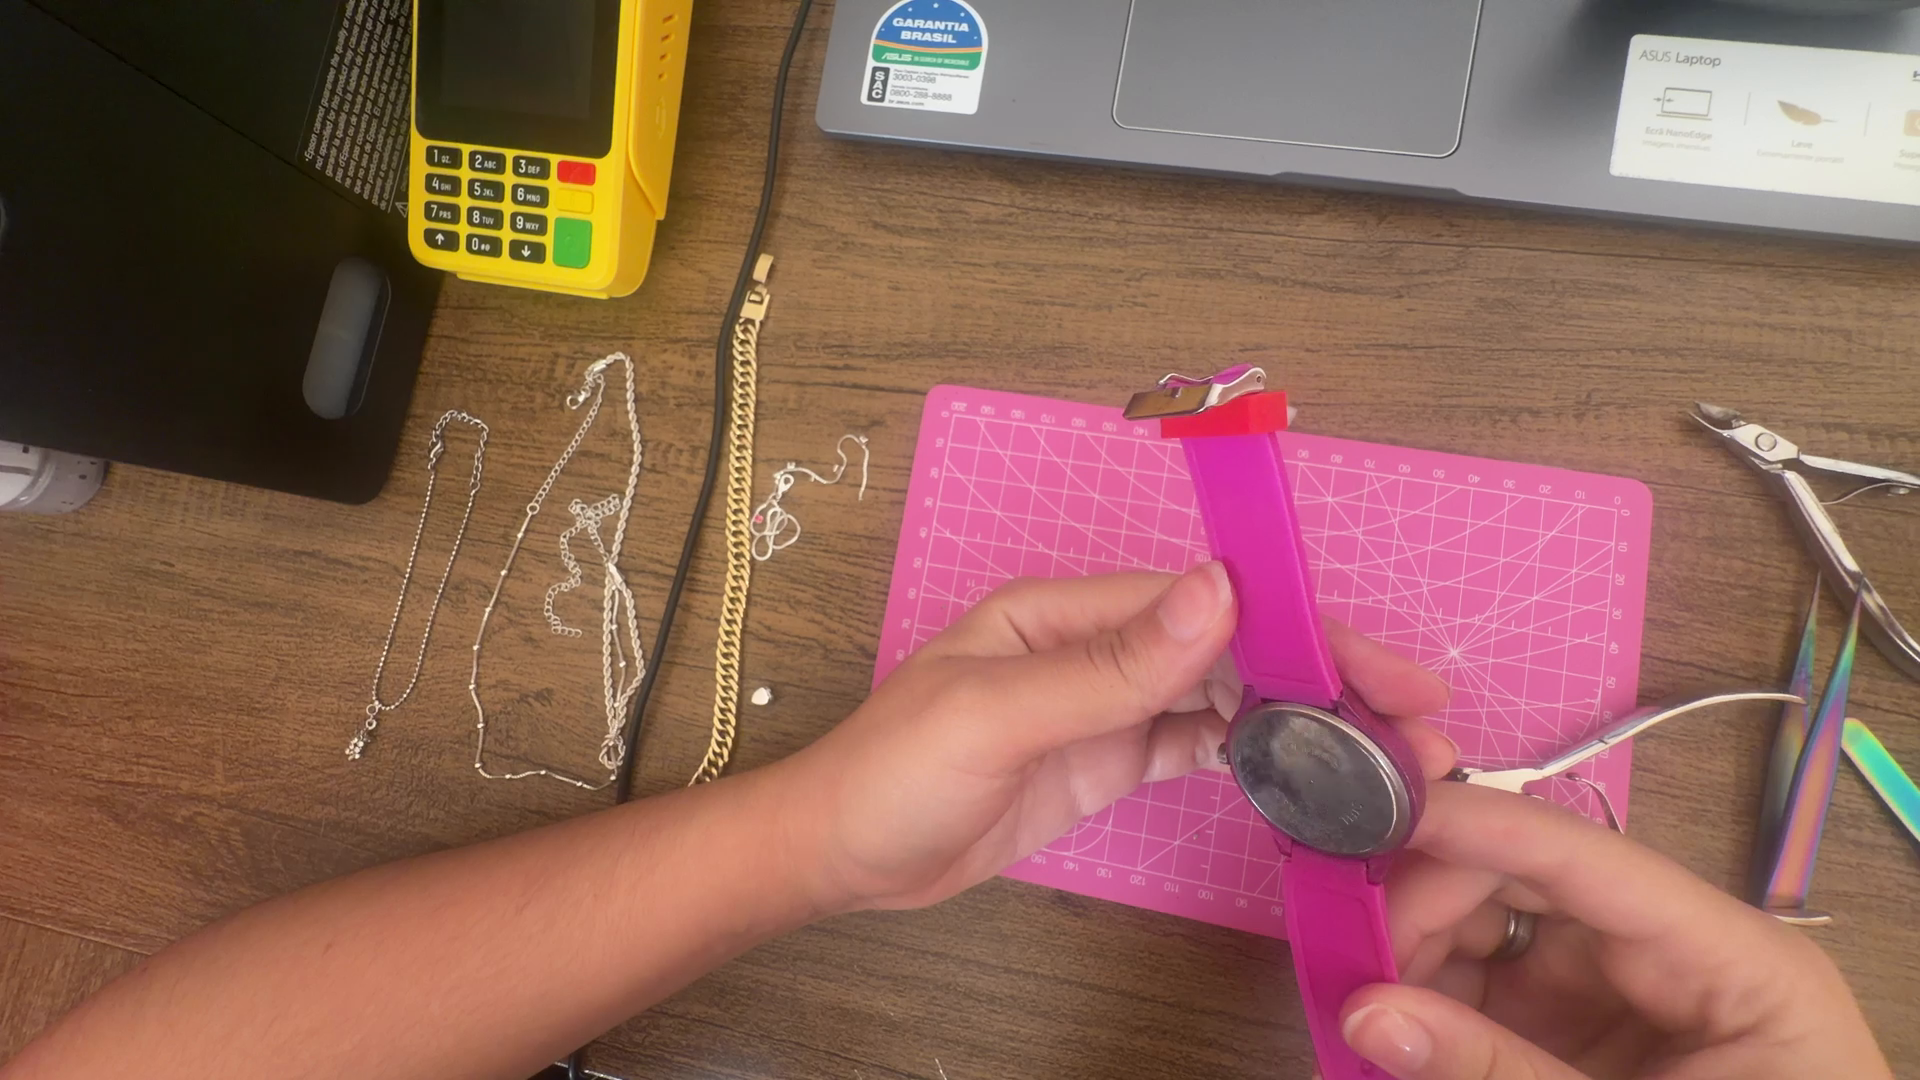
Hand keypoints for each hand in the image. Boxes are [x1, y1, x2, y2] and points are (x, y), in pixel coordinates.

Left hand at [782, 565, 1455, 911]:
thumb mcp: (998, 713)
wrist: (848, 852)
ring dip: (1292, 715)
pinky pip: (1188, 743)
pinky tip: (1296, 769)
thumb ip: (1109, 664)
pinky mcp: (1103, 758)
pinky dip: (1246, 752)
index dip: (1287, 626)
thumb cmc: (897, 770)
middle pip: (1219, 646)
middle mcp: (1090, 647)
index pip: (1194, 603)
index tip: (1372, 664)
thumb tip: (1216, 591)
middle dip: (1313, 673)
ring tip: (1376, 750)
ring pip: (1215, 695)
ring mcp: (1101, 705)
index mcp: (1062, 613)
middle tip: (1410, 719)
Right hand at [1340, 783, 1893, 1079]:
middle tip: (1349, 945)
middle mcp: (1652, 938)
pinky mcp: (1562, 1004)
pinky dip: (1420, 979)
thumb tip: (1356, 1013)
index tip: (1358, 819)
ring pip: (1477, 909)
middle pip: (1509, 871)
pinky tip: (1385, 1006)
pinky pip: (1473, 964)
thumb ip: (1499, 1071)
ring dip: (1408, 939)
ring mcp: (1603, 971)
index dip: (1461, 822)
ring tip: (1357, 988)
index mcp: (1720, 952)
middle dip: (1419, 898)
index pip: (1570, 851)